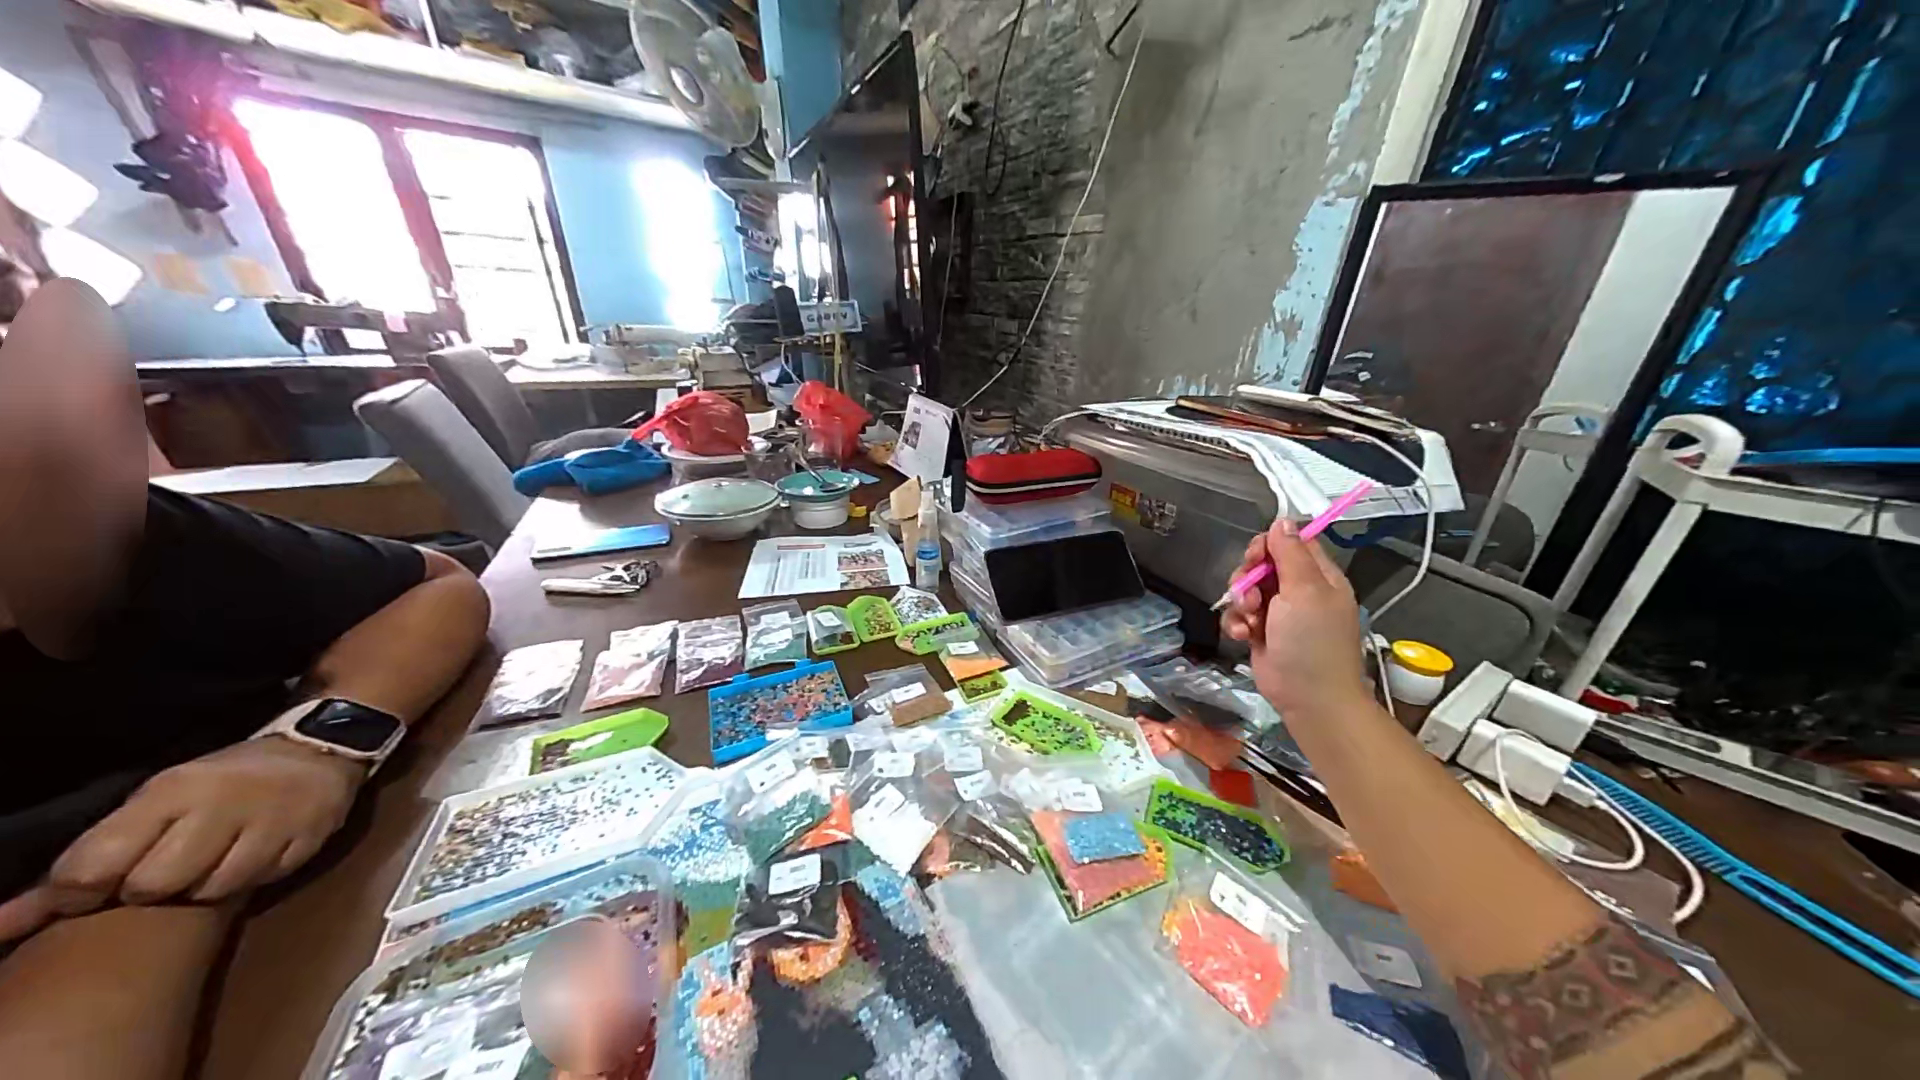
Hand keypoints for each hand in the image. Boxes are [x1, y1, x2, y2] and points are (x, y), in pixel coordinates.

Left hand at [0, 736, 363, 939]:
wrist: (323, 748)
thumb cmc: (225, 779)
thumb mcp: (156, 803)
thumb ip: (90, 859)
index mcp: (176, 790)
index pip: (93, 866)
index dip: (82, 890)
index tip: (97, 887)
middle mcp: (224, 804)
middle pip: (155, 883)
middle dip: (154, 888)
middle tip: (169, 872)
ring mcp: (275, 820)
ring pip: (213, 889)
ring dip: (207, 885)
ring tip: (217, 863)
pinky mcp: (311, 836)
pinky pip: (265, 877)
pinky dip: (255, 874)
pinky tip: (257, 854)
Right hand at [1220, 519, 1370, 722]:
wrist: (1309, 699)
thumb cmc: (1313, 642)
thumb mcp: (1305, 591)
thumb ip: (1291, 554)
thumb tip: (1283, 520)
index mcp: (1319, 577)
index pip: (1291, 542)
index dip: (1269, 544)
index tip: (1257, 557)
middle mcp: (1299, 591)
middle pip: (1262, 564)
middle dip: (1248, 577)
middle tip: (1249, 593)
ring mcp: (1279, 613)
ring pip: (1245, 589)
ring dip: (1239, 602)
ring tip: (1248, 620)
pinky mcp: (1260, 633)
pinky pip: (1238, 615)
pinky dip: (1235, 623)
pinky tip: (1241, 635)